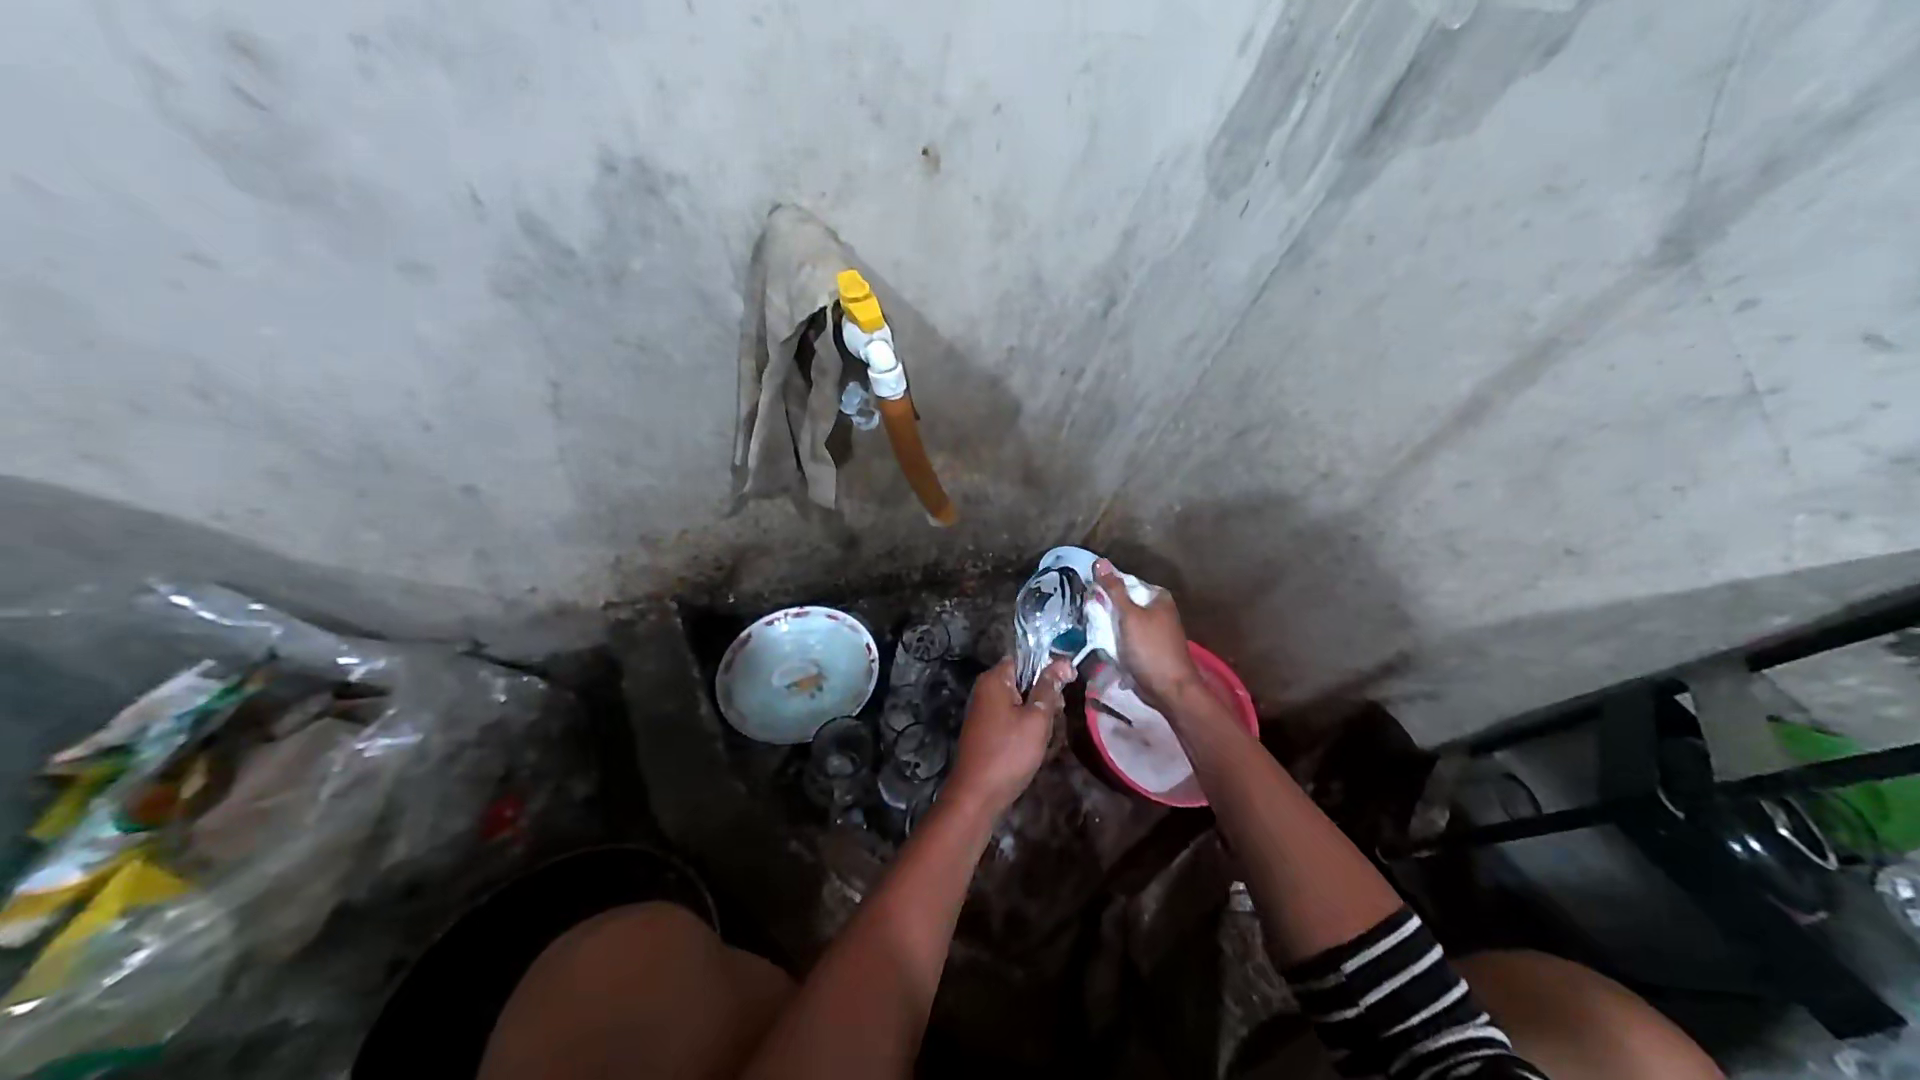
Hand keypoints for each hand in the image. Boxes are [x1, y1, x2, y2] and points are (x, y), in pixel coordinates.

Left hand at [947, 656, 1071, 814]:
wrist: (977, 794)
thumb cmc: (1009, 752)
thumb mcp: (1036, 718)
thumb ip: (1049, 688)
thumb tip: (1062, 662)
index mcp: (994, 680)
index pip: (1025, 659)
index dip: (1049, 667)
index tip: (1069, 683)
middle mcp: (985, 690)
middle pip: (1023, 680)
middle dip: (1044, 695)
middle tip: (1058, 715)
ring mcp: (984, 711)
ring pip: (1020, 702)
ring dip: (1037, 714)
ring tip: (1049, 733)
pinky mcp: (986, 730)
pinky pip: (1011, 718)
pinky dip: (1026, 726)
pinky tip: (1036, 744)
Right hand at [1095, 559, 1201, 707]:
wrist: (1169, 689)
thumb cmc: (1150, 648)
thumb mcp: (1129, 615)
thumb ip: (1114, 589)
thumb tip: (1100, 561)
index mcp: (1159, 598)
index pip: (1126, 582)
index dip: (1107, 587)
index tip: (1089, 596)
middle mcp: (1158, 611)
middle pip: (1124, 603)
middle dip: (1106, 609)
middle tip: (1088, 615)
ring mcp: (1152, 631)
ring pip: (1122, 622)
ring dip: (1108, 627)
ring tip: (1093, 631)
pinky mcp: (1147, 649)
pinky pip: (1125, 639)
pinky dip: (1115, 642)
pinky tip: (1103, 646)